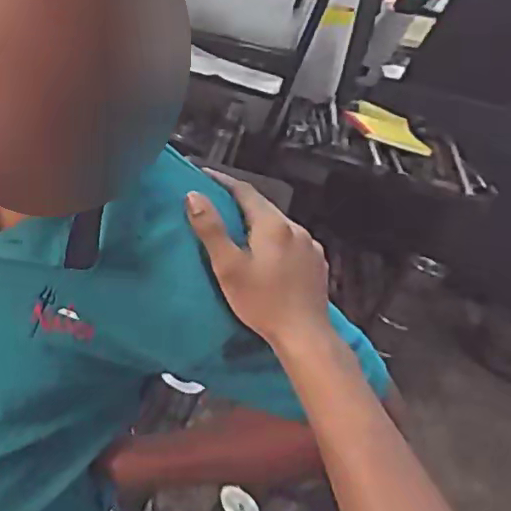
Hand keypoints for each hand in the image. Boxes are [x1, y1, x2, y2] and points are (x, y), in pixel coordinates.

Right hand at [186, 169, 333, 348]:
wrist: (305, 335)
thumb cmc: (261, 301)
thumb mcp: (228, 266)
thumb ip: (211, 229)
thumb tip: (194, 195)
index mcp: (272, 225)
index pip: (245, 191)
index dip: (223, 181)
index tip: (203, 175)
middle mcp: (295, 228)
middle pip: (263, 206)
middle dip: (239, 202)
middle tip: (216, 202)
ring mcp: (310, 246)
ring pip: (278, 224)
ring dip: (257, 222)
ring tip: (239, 230)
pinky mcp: (317, 263)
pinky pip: (291, 241)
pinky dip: (274, 240)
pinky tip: (267, 254)